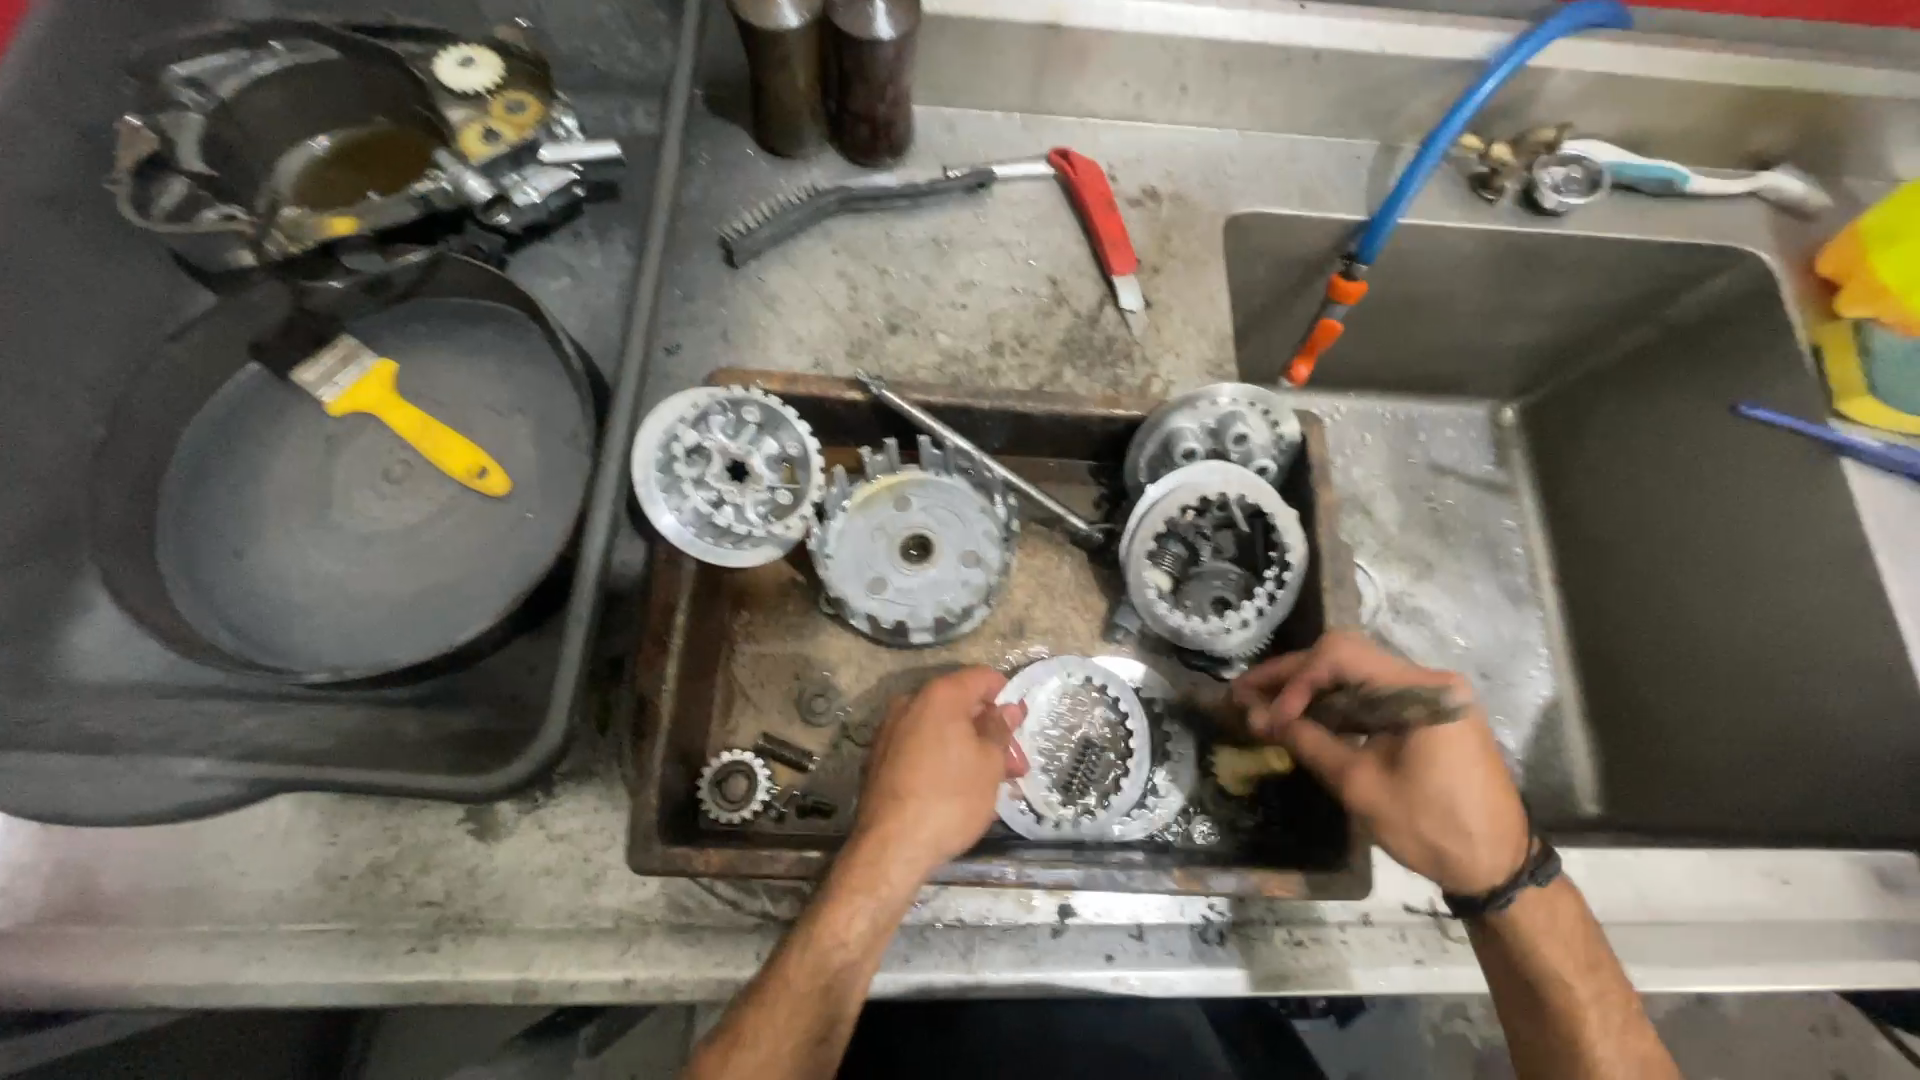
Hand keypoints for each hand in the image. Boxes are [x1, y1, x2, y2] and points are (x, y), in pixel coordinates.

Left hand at [850, 667, 1028, 877]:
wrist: (891, 846)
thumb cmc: (950, 798)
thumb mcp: (988, 763)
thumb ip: (999, 730)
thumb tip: (1006, 709)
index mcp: (939, 696)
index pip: (980, 677)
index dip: (1005, 695)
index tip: (1020, 723)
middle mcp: (910, 703)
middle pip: (959, 704)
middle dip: (990, 731)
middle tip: (1015, 764)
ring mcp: (890, 731)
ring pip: (940, 729)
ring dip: (969, 747)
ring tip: (993, 782)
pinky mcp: (880, 758)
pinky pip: (921, 746)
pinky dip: (944, 757)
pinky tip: (960, 787)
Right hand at [1233, 631, 1530, 895]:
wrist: (1499, 868)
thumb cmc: (1432, 828)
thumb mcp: (1360, 784)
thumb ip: (1306, 741)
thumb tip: (1255, 716)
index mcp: (1421, 690)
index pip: (1340, 656)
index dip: (1295, 680)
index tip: (1270, 716)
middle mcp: (1428, 680)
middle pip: (1345, 657)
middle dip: (1292, 677)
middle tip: (1245, 694)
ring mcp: (1430, 695)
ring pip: (1354, 674)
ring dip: (1309, 689)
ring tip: (1263, 706)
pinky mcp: (1427, 713)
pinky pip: (1371, 694)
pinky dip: (1334, 704)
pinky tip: (1302, 718)